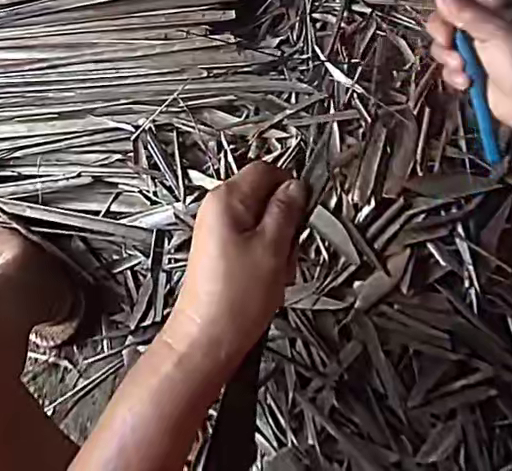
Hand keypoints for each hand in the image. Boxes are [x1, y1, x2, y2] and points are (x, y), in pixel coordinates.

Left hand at [164, 162, 306, 372]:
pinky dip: (267, 257)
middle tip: (289, 248)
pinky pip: (253, 241)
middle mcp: (218, 208)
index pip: (266, 169)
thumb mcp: (272, 248)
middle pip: (265, 195)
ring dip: (278, 243)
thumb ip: (287, 211)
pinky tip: (267, 279)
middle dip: (285, 221)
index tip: (305, 209)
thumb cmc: (231, 300)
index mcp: (227, 198)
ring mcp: (218, 230)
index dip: (291, 186)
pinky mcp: (221, 251)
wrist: (206, 342)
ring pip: (263, 220)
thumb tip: (297, 187)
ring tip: (277, 269)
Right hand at [425, 0, 511, 135]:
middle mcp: (483, 25)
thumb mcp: (496, 34)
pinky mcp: (471, 70)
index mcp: (494, 8)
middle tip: (449, 39)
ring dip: (448, 56)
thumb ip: (465, 12)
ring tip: (463, 67)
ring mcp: (477, 48)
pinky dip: (453, 74)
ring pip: (443, 42)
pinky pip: (447, 66)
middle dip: (441, 30)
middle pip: (445, 15)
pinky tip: (467, 81)